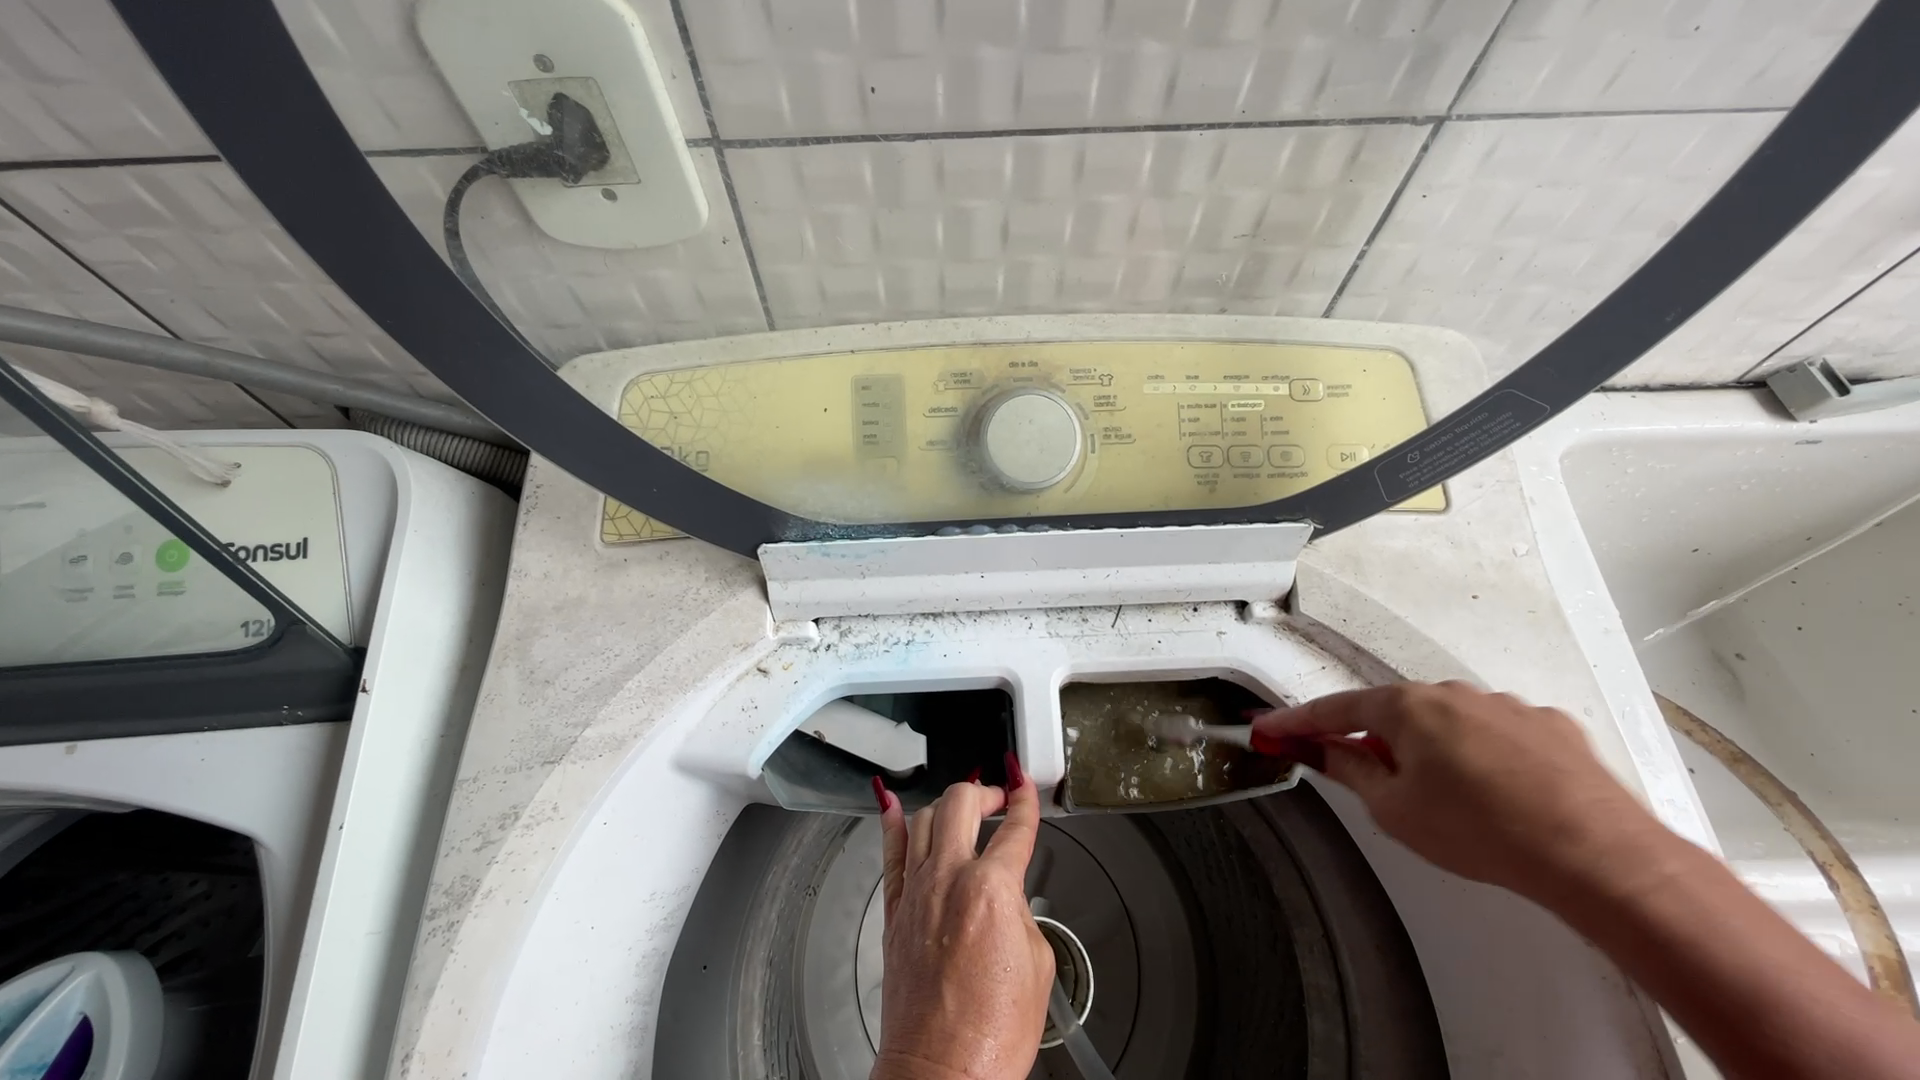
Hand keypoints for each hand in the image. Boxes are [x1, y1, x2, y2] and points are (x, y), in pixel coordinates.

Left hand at [871, 755, 1052, 1079]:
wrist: (941, 1072)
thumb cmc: (990, 1035)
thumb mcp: (1038, 963)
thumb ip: (1022, 911)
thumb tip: (1008, 893)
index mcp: (992, 890)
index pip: (1015, 827)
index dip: (1025, 800)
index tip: (1025, 787)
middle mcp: (948, 880)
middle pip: (961, 803)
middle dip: (984, 790)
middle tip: (997, 797)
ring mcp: (916, 893)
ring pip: (924, 818)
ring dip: (948, 805)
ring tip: (962, 808)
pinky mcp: (894, 913)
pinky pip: (890, 852)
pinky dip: (892, 822)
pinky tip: (892, 806)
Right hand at [1251, 681, 1658, 901]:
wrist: (1597, 854)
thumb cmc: (1484, 831)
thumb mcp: (1393, 809)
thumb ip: (1348, 770)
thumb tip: (1319, 750)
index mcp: (1406, 707)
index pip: (1334, 709)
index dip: (1296, 721)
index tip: (1270, 728)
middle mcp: (1453, 693)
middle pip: (1393, 713)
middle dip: (1374, 741)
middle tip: (1369, 781)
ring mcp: (1506, 706)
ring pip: (1447, 722)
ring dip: (1431, 749)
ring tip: (1447, 802)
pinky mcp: (1549, 726)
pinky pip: (1496, 734)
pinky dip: (1481, 755)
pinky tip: (1496, 794)